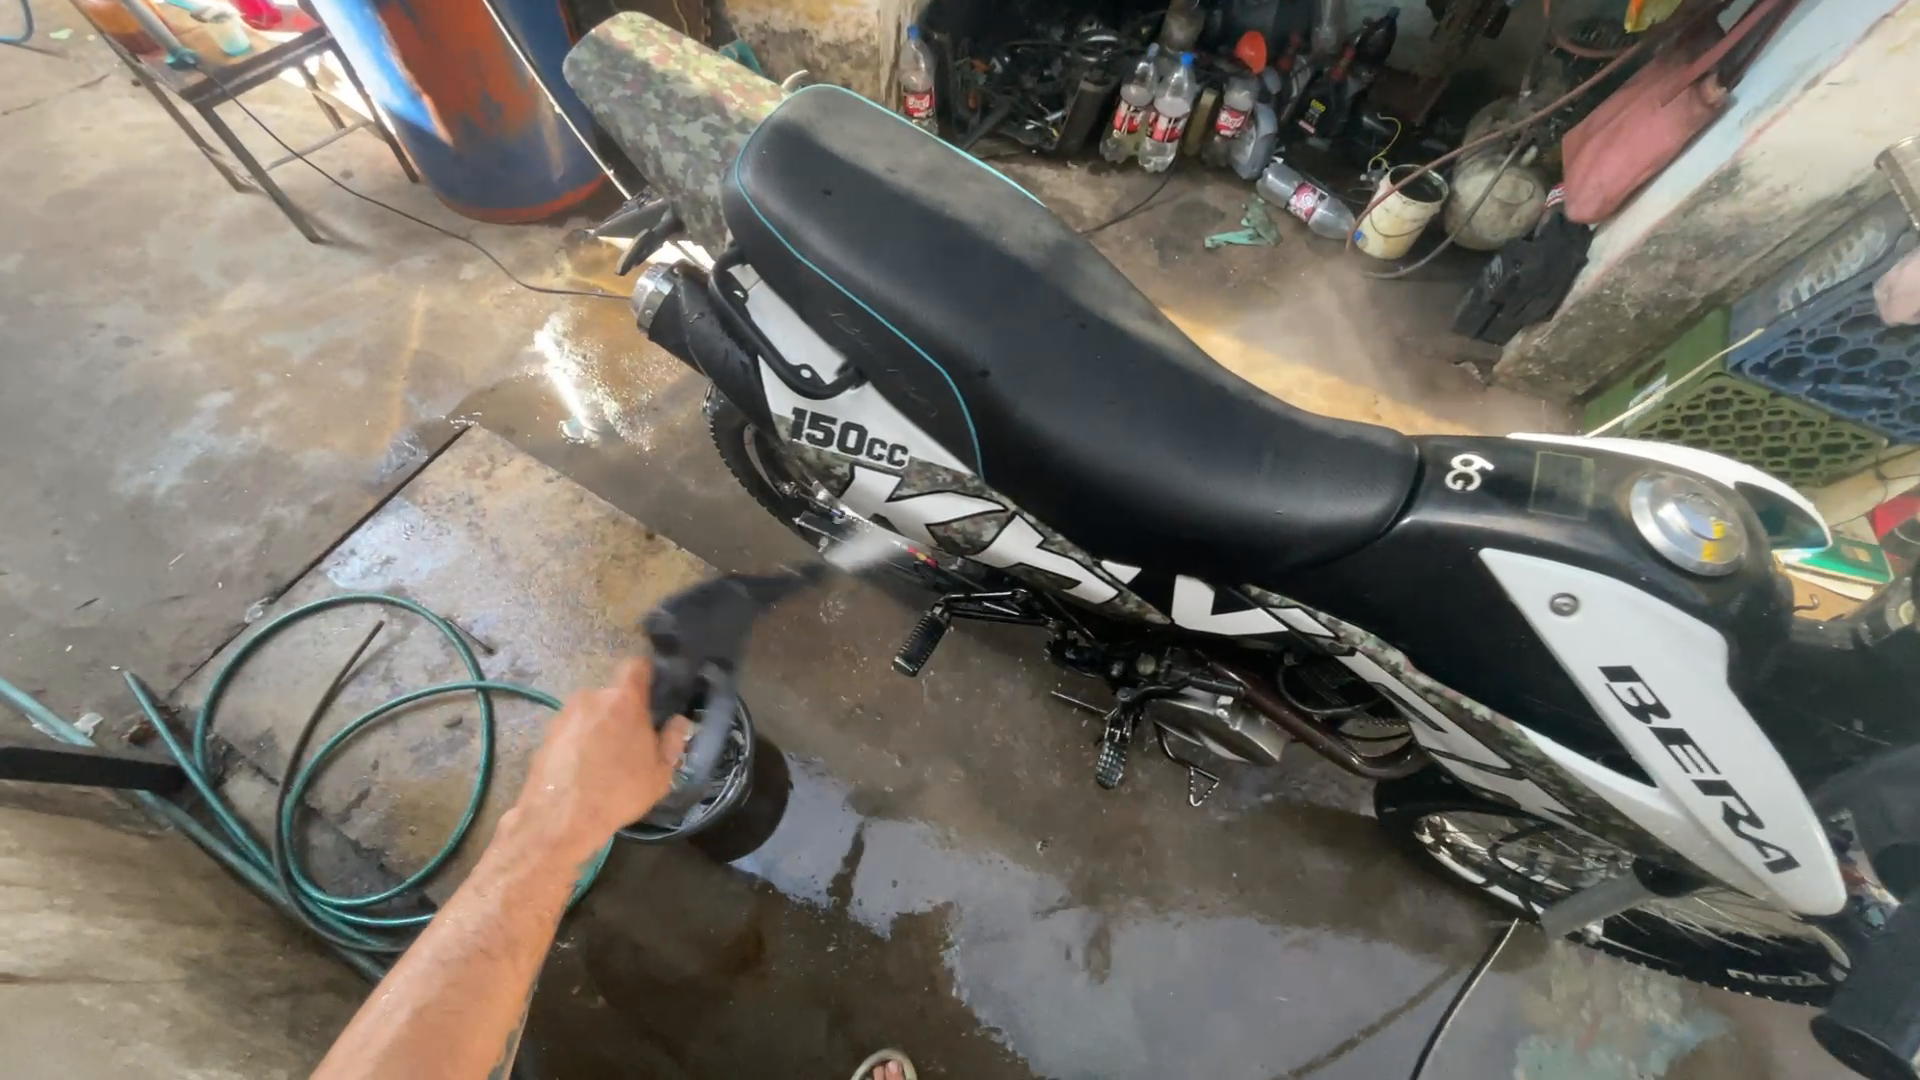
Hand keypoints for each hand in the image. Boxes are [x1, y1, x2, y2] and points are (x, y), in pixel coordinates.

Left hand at [511, 658, 690, 860]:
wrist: (558, 822)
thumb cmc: (618, 792)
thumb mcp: (660, 772)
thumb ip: (672, 741)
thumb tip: (677, 722)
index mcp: (624, 700)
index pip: (637, 666)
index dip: (648, 673)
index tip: (655, 691)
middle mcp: (592, 699)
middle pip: (614, 695)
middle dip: (624, 712)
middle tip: (633, 741)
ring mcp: (564, 716)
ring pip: (592, 714)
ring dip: (601, 728)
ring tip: (606, 761)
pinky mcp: (545, 736)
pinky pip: (573, 731)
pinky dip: (580, 743)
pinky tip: (585, 771)